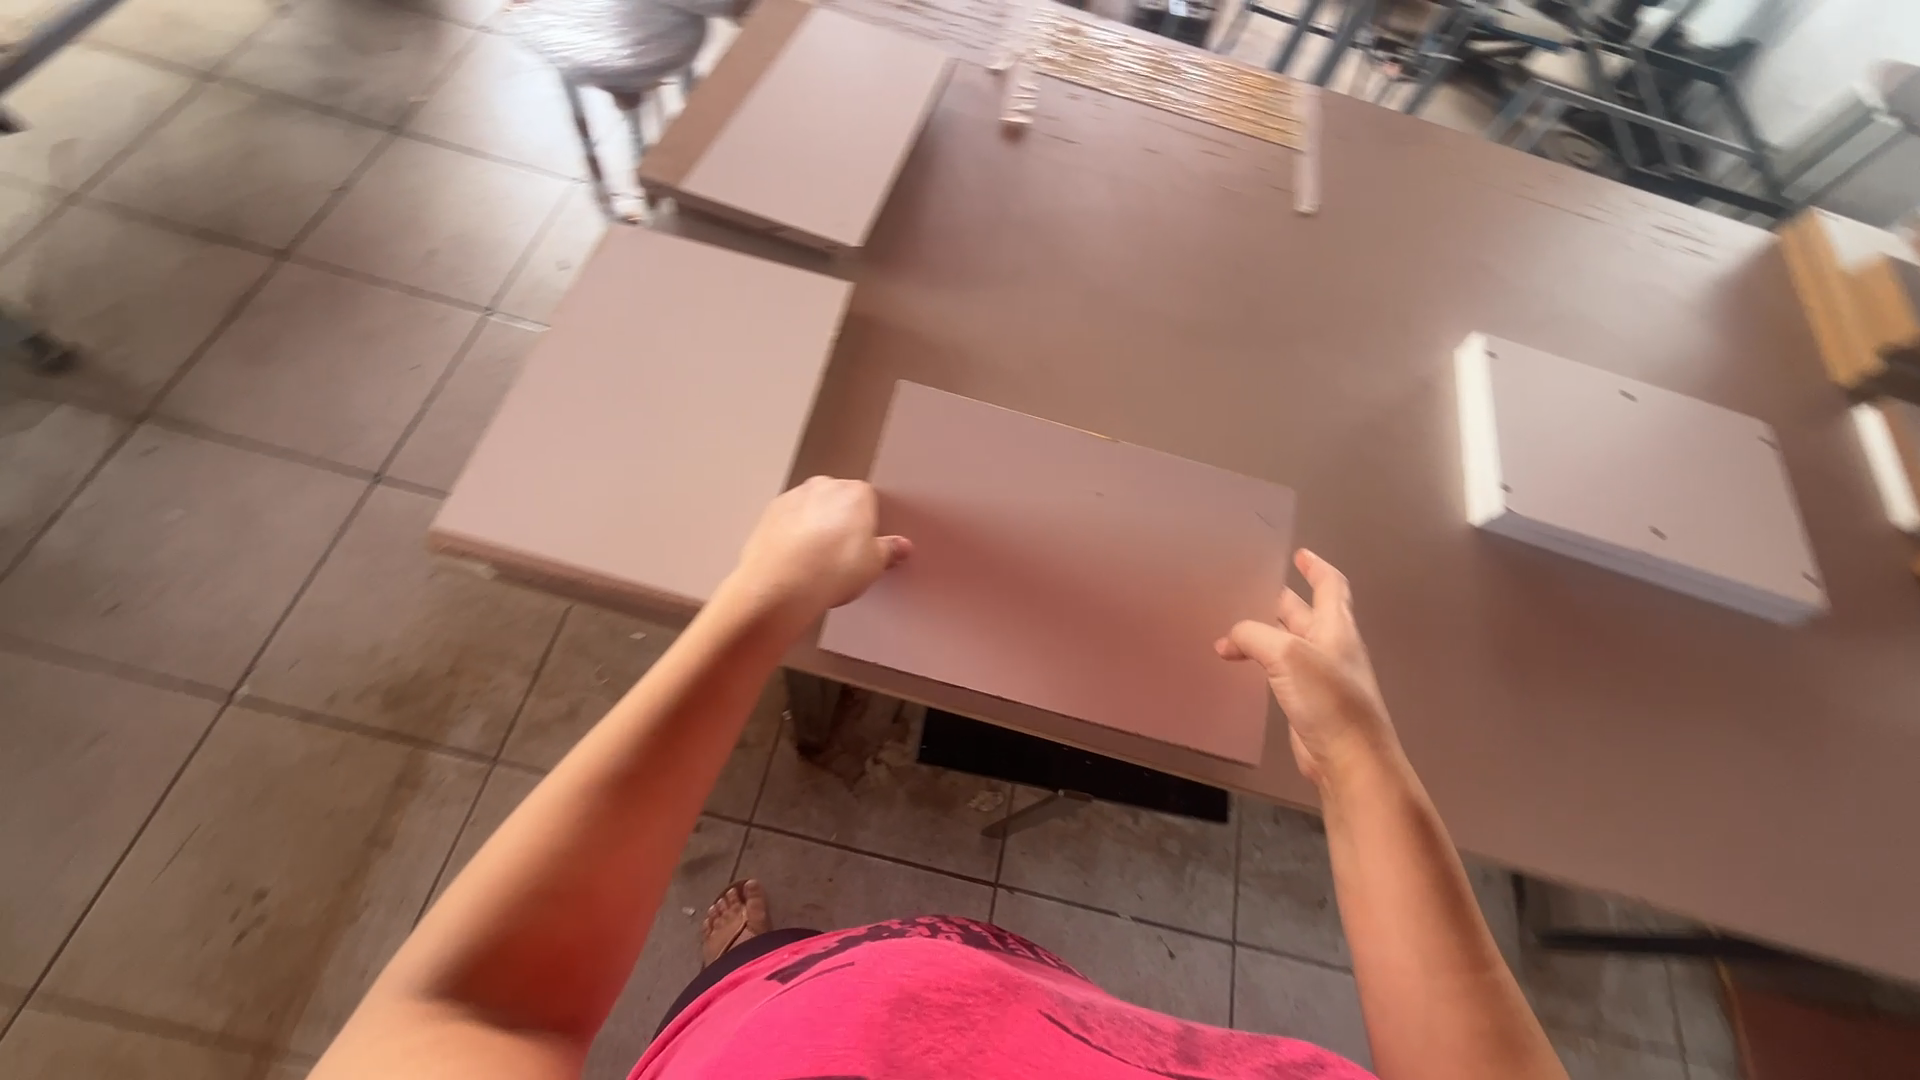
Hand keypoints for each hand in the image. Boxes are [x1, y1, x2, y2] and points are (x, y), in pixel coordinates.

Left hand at [726, 477, 911, 625]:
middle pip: (838, 501)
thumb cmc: (830, 569)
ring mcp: (793, 498)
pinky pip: (788, 522)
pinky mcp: (769, 514)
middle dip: (841, 523)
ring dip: (814, 528)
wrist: (781, 585)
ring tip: (817, 563)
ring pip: (811, 510)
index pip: (869, 502)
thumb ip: (889, 551)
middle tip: (844, 556)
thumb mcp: (874, 565)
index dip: (868, 527)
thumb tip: (899, 547)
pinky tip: (795, 562)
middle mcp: (824, 487)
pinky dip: (791, 536)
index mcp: (856, 493)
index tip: (866, 547)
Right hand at [1215, 550, 1397, 788]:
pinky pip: (1280, 669)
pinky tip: (1240, 666)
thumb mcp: (1286, 654)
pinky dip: (1259, 660)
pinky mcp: (1308, 701)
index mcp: (1336, 627)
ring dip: (1262, 632)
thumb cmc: (1328, 698)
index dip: (1316, 568)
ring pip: (1288, 642)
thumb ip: (1254, 635)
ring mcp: (1320, 675)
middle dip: (1279, 599)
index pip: (1330, 586)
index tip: (1300, 554)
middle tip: (1249, 589)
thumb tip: (1232, 637)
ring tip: (1230, 628)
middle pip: (1304, 613)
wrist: (1350, 758)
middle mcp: (1331, 647)